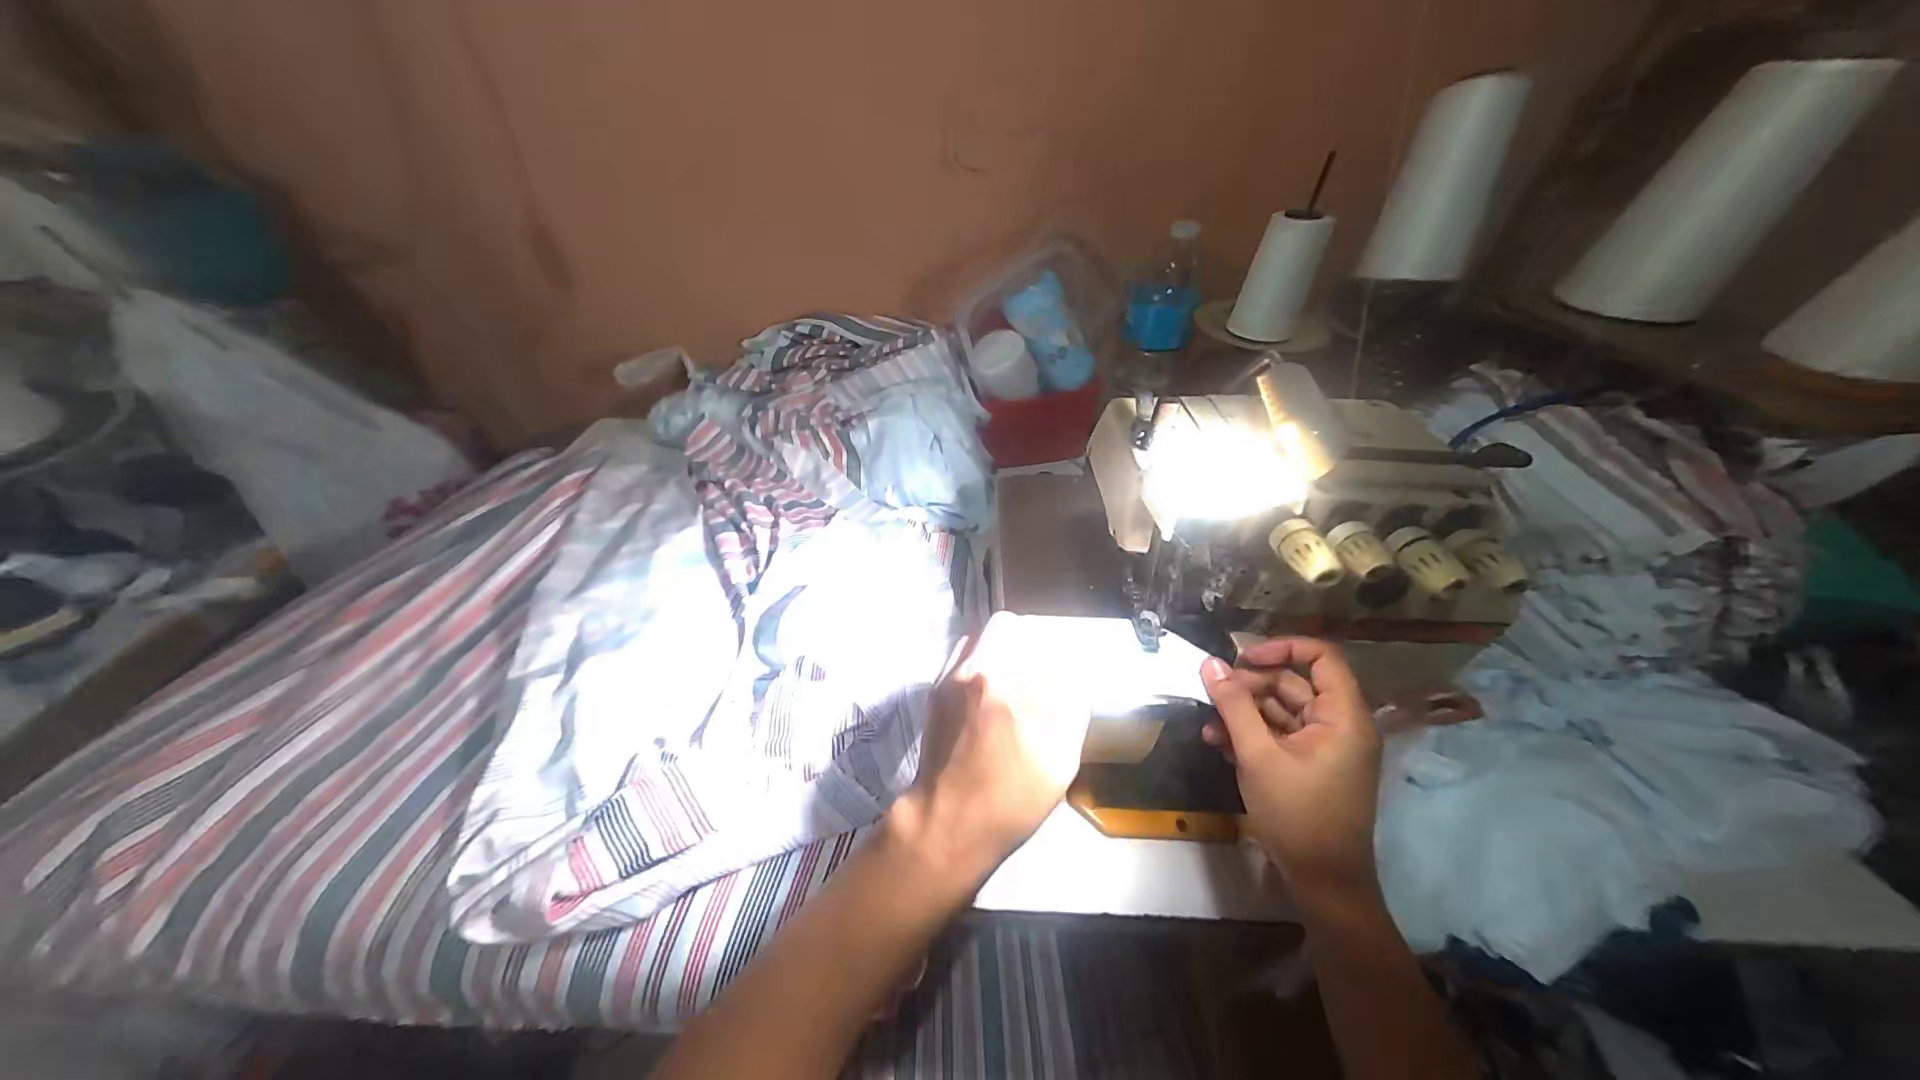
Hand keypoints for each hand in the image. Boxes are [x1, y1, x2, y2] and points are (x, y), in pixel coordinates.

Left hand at [890, 612, 1090, 883]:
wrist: (946, 823)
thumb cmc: (1009, 800)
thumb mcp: (1058, 762)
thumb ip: (1070, 710)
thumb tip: (1071, 680)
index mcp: (1009, 685)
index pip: (1046, 652)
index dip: (1063, 665)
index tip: (1067, 679)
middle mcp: (975, 670)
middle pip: (1008, 627)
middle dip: (1031, 642)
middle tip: (1043, 671)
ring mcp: (950, 677)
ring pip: (981, 636)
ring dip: (1003, 646)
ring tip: (1016, 677)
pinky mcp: (936, 691)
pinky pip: (962, 654)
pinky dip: (981, 659)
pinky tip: (991, 690)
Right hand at [1200, 637, 1381, 907]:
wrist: (1323, 882)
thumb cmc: (1297, 815)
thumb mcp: (1258, 756)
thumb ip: (1233, 706)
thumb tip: (1210, 663)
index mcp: (1343, 717)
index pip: (1321, 657)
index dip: (1281, 648)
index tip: (1241, 658)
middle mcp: (1338, 724)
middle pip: (1292, 684)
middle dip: (1249, 688)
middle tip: (1212, 699)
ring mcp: (1324, 746)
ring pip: (1279, 710)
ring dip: (1242, 714)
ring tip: (1209, 729)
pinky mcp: (1309, 764)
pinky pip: (1278, 734)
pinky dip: (1250, 735)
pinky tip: (1219, 745)